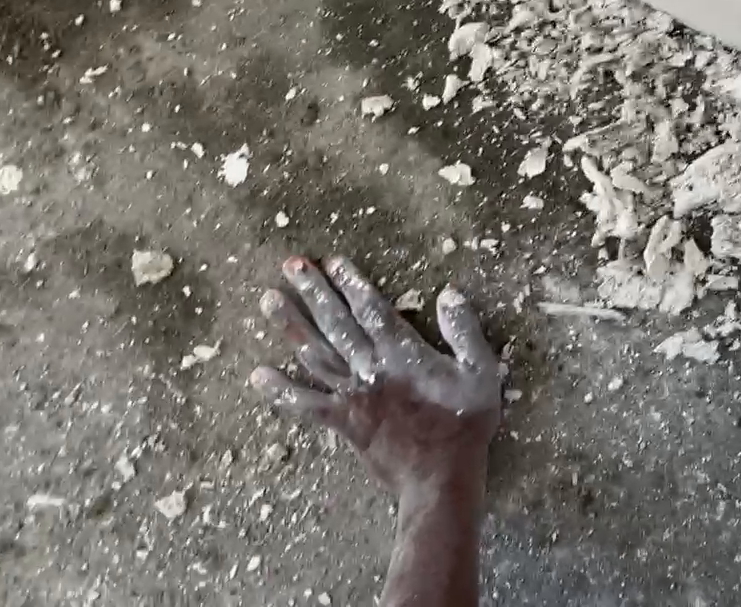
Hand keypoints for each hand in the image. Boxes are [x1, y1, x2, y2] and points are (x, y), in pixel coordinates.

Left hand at [251, 256, 502, 493]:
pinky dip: (280, 391)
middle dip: (313, 292)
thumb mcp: (481, 370)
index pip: (372, 309)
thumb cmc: (466, 422)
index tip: (333, 261)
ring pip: (315, 355)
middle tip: (291, 265)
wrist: (441, 478)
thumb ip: (464, 330)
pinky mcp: (344, 423)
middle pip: (337, 324)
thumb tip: (449, 293)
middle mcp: (371, 369)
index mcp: (404, 353)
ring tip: (269, 300)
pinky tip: (258, 376)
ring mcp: (353, 397)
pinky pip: (305, 405)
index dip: (352, 283)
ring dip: (291, 326)